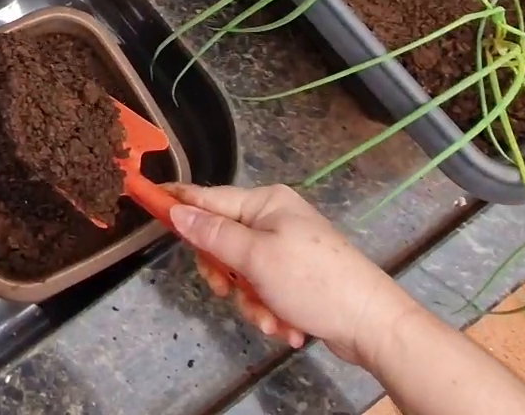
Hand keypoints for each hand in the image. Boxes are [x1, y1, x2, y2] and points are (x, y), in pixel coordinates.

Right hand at [163, 183, 418, 365]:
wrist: (378, 328)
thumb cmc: (316, 282)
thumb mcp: (256, 258)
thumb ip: (212, 234)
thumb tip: (177, 210)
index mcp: (264, 203)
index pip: (207, 197)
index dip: (176, 200)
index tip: (145, 196)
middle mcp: (273, 220)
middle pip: (221, 240)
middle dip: (225, 275)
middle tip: (227, 291)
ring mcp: (286, 248)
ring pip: (240, 271)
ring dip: (250, 301)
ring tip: (272, 320)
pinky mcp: (297, 277)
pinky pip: (263, 288)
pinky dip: (269, 309)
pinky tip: (288, 327)